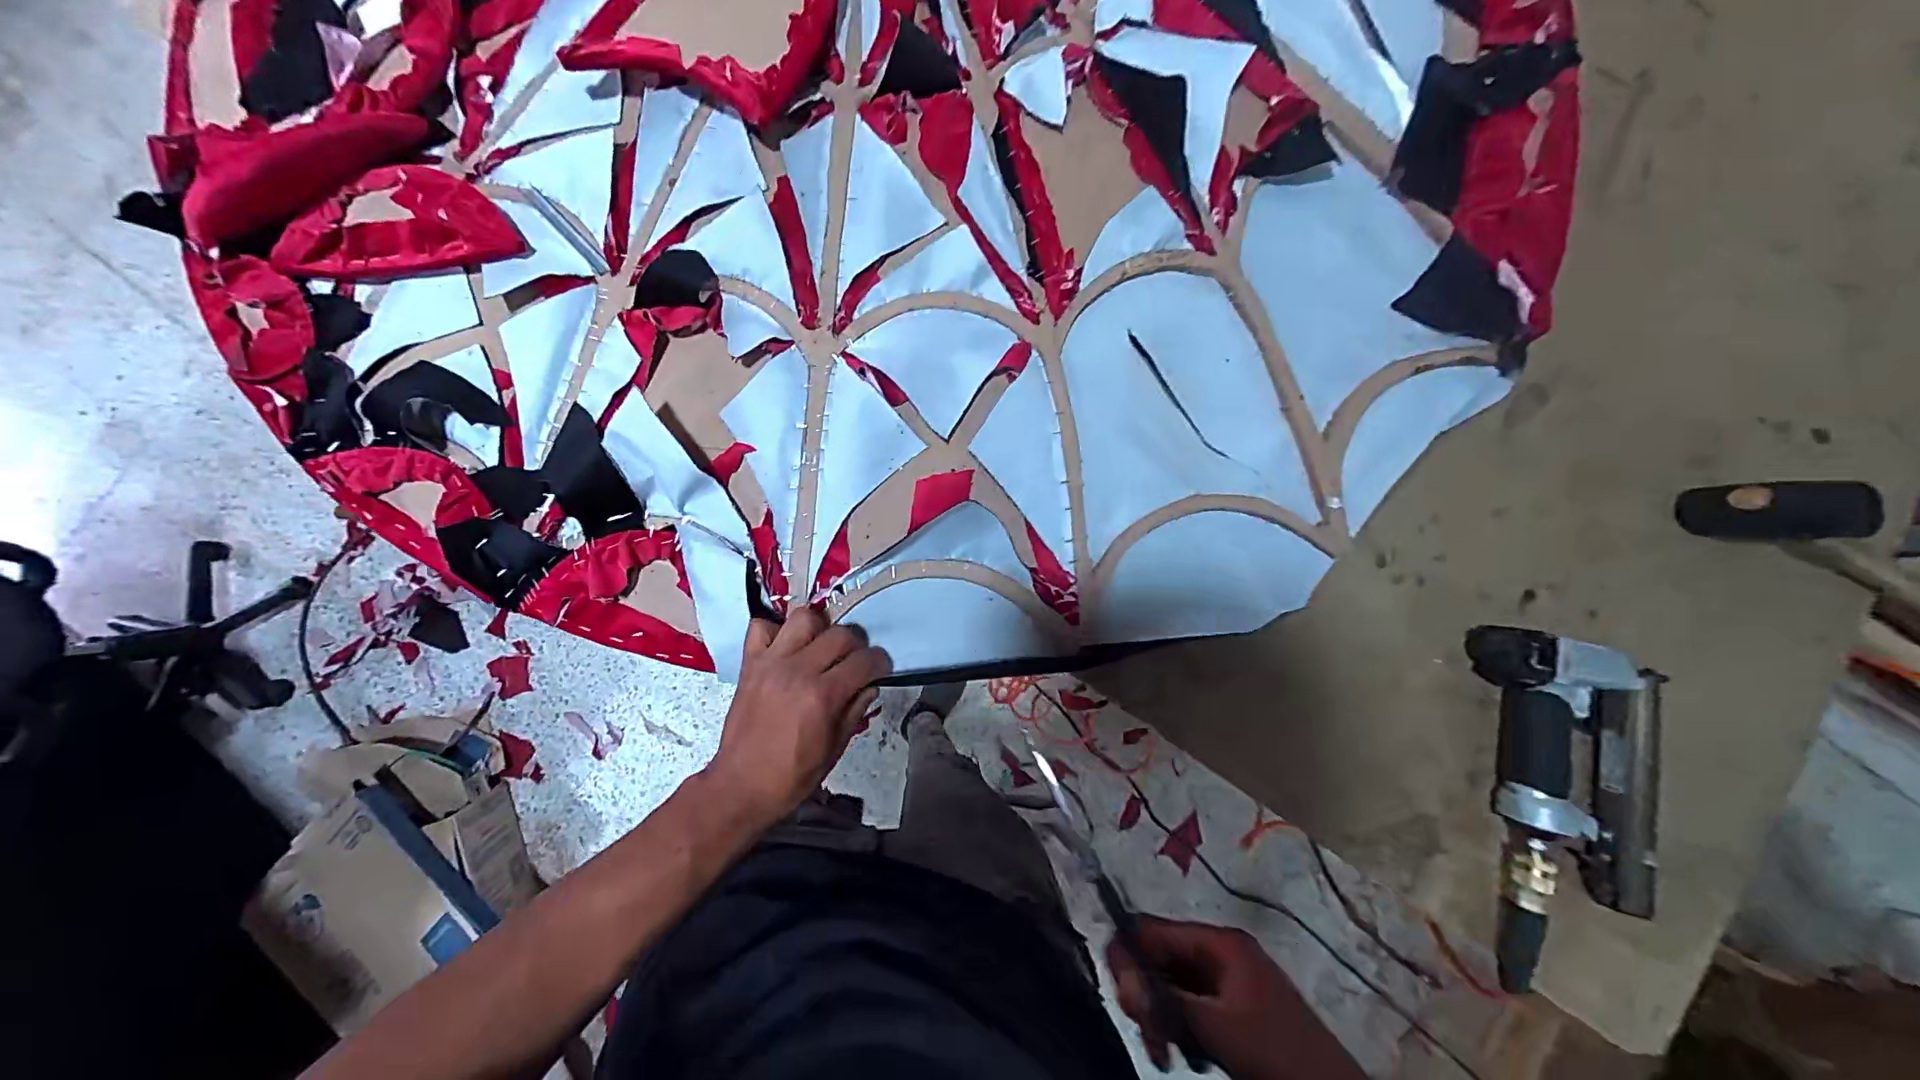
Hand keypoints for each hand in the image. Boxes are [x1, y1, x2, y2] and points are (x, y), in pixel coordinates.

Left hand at [701, 609, 890, 826]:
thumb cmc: (790, 776)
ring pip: (803, 618)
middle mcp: (798, 671)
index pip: (865, 661)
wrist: (741, 786)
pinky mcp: (750, 665)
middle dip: (856, 645)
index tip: (879, 669)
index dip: (879, 663)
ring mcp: (771, 664)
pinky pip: (761, 628)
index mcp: (823, 696)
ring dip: (819, 629)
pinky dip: (775, 632)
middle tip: (853, 661)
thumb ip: (854, 710)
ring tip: (819, 648)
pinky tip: (785, 649)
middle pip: (840, 634)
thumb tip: (869, 687)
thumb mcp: (835, 748)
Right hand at [1108, 917, 1363, 1079]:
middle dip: (1145, 992)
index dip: (1128, 954)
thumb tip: (1120, 984)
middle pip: (1161, 957)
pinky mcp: (1232, 1007)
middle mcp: (1221, 951)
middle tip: (1144, 1032)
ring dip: (1159, 1014)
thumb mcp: (1216, 1026)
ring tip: (1161, 1051)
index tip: (1118, 992)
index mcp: (1220, 942)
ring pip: (1172, 984)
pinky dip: (1176, 1025)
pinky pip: (1188, 1004)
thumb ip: (1165, 1002)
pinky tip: (1177, 1052)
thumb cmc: (1276, 1051)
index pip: (1154, 930)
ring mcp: (1228, 979)